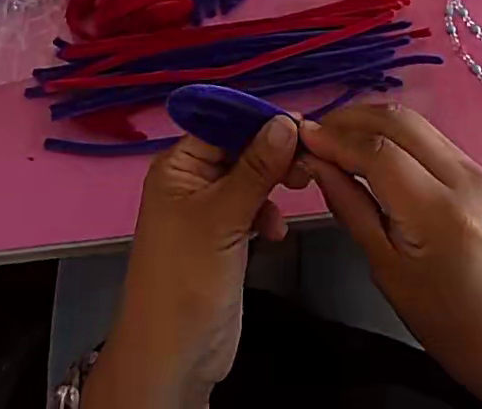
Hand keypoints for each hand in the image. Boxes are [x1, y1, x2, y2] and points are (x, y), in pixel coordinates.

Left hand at [83, 116, 298, 408]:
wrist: (174, 360)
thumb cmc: (187, 279)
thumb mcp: (223, 217)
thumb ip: (256, 167)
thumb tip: (285, 121)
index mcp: (178, 166)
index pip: (222, 124)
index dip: (259, 120)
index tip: (300, 122)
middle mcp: (192, 180)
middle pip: (240, 148)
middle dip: (273, 153)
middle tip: (307, 160)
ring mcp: (209, 208)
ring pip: (250, 176)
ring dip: (274, 182)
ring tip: (299, 189)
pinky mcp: (225, 234)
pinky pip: (253, 205)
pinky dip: (268, 212)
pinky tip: (276, 231)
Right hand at [299, 105, 481, 408]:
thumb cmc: (444, 318)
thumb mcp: (385, 269)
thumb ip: (350, 207)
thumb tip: (316, 162)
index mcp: (440, 214)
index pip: (379, 153)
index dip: (336, 139)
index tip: (302, 136)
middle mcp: (462, 178)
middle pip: (398, 121)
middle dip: (350, 118)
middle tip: (314, 131)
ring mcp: (474, 166)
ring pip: (412, 120)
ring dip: (369, 118)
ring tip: (334, 135)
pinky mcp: (475, 166)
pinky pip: (425, 134)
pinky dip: (390, 130)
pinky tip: (366, 143)